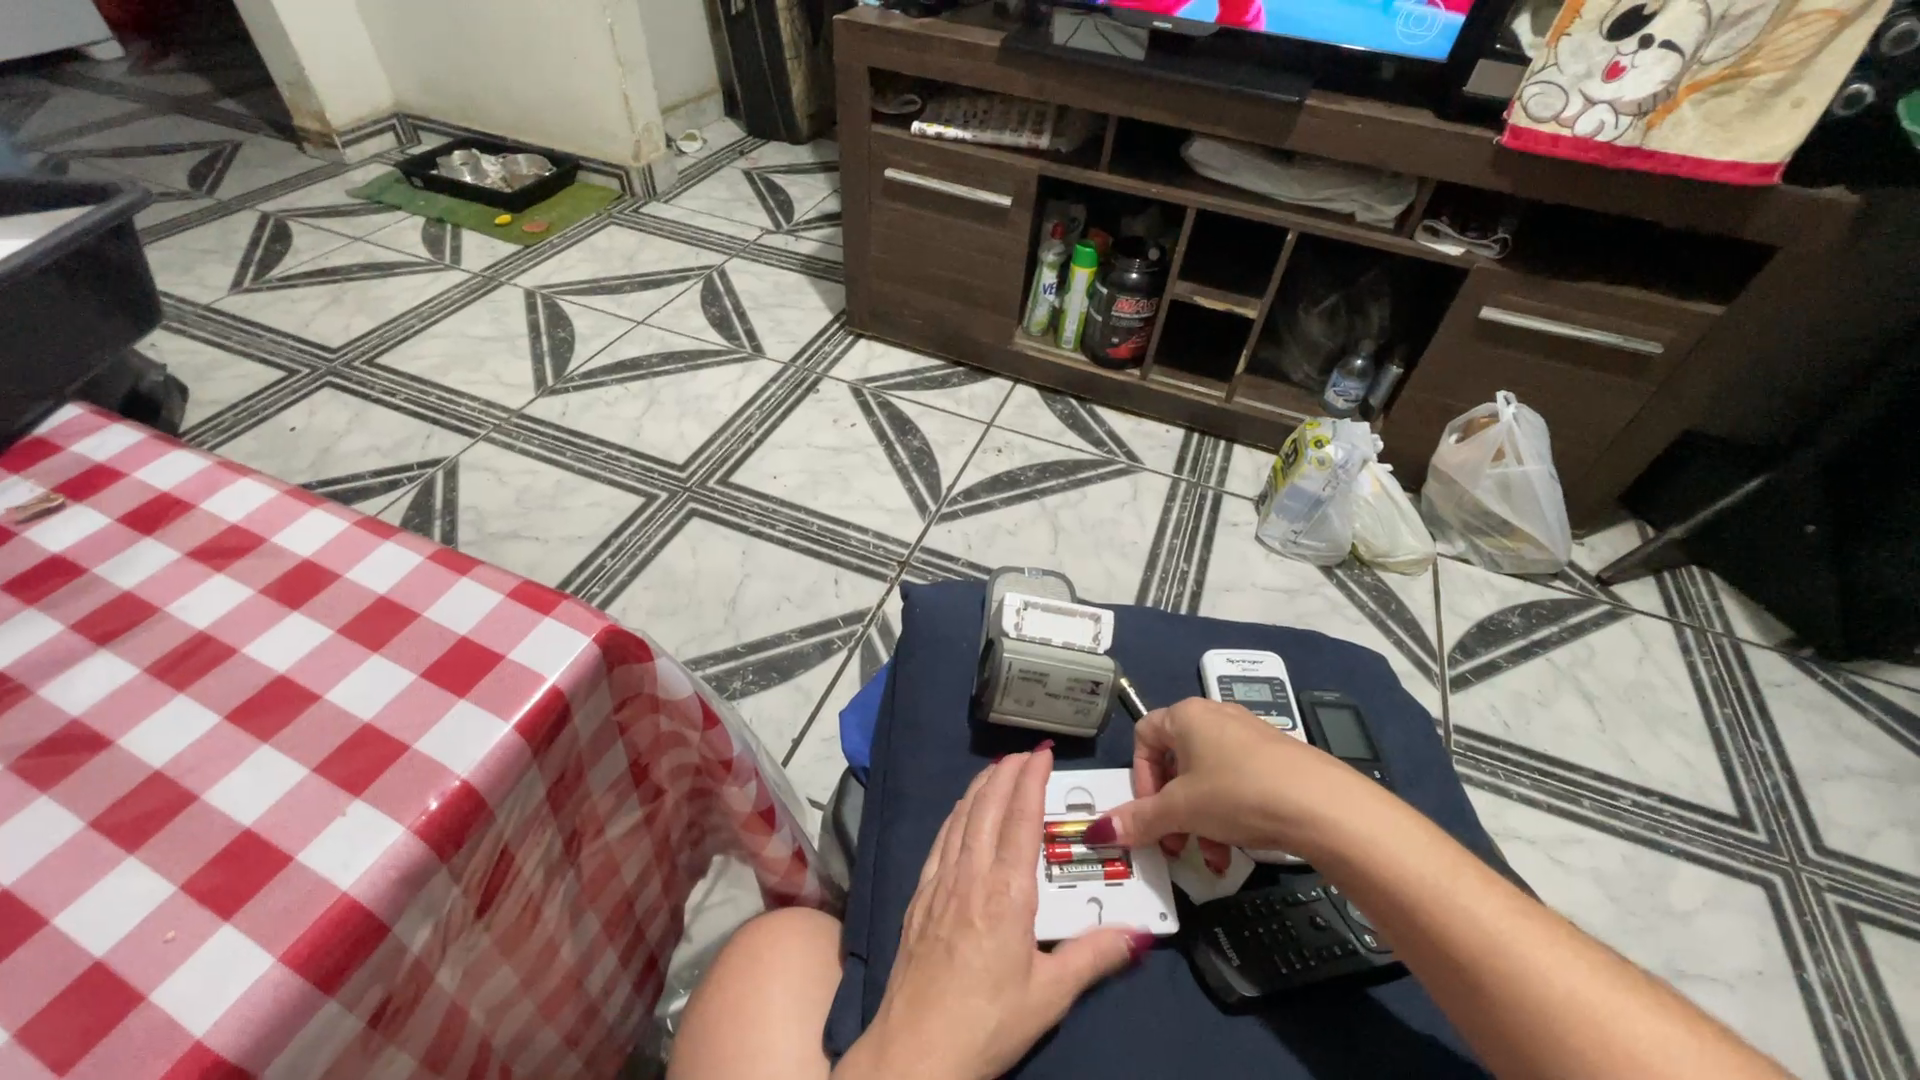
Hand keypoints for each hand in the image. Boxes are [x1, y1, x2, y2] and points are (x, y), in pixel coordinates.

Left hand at [836, 748, 1150, 1079]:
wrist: (915, 1052)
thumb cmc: (987, 1023)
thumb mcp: (1050, 995)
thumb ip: (1094, 957)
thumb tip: (1141, 934)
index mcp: (1006, 893)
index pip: (1021, 819)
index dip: (1031, 780)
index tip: (1042, 754)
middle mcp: (970, 877)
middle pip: (987, 808)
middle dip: (1006, 773)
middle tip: (1026, 753)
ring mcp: (939, 885)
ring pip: (960, 819)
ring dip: (980, 788)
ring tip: (997, 769)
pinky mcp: (919, 900)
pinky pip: (940, 842)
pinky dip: (955, 816)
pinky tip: (960, 813)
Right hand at [1084, 697, 1376, 862]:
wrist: (1323, 805)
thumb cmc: (1239, 793)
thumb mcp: (1182, 810)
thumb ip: (1139, 819)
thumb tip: (1098, 831)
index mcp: (1186, 716)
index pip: (1143, 737)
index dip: (1139, 777)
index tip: (1149, 812)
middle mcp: (1216, 717)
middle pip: (1176, 763)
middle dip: (1170, 808)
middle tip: (1173, 842)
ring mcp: (1249, 737)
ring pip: (1206, 779)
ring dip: (1198, 820)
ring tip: (1209, 856)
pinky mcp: (1277, 760)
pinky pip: (1236, 785)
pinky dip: (1227, 816)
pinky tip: (1234, 850)